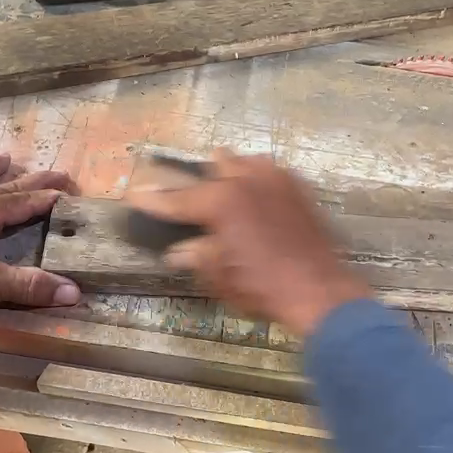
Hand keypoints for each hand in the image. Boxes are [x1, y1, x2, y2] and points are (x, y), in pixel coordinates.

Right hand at [127, 150, 371, 337]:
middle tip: (177, 190)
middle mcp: (245, 180)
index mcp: (220, 201)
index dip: (153, 199)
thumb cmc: (263, 288)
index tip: (133, 194)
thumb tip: (178, 251)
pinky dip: (254, 176)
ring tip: (217, 178)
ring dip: (225, 170)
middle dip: (191, 181)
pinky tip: (252, 186)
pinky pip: (268, 171)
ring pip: (241, 162)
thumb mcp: (220, 276)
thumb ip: (197, 256)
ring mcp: (275, 179)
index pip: (176, 199)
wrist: (319, 290)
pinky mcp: (298, 187)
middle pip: (209, 170)